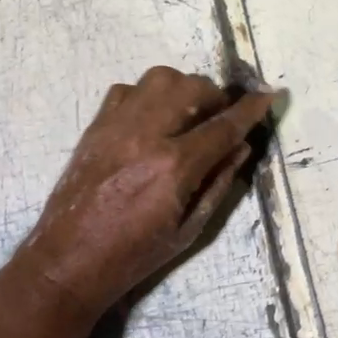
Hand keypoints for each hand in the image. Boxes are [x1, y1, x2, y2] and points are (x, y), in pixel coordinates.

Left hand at [17, 66, 277, 314]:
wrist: (69, 260)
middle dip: (215, 98)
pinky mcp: (96, 123)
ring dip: (182, 89)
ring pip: (161, 77)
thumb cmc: (134, 255)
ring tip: (186, 113)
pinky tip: (150, 120)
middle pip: (193, 87)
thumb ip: (218, 182)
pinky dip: (147, 97)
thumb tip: (242, 146)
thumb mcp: (189, 230)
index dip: (250, 109)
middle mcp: (147, 134)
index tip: (269, 94)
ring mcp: (117, 123)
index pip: (223, 125)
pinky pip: (128, 89)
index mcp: (173, 166)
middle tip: (219, 118)